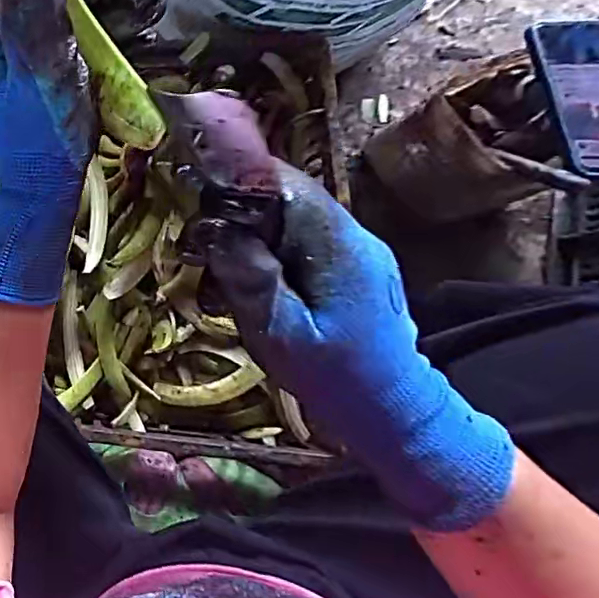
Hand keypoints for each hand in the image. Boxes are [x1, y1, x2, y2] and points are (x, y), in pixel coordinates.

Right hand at [208, 163, 513, 529]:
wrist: (396, 416)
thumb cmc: (337, 380)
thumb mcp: (282, 335)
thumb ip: (251, 279)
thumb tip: (215, 228)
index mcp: (339, 245)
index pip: (285, 183)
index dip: (239, 181)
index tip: (202, 196)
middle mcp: (353, 235)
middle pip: (287, 195)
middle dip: (242, 208)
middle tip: (207, 238)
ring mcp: (356, 249)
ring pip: (292, 216)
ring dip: (256, 228)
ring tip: (227, 258)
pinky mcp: (351, 266)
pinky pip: (303, 237)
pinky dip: (272, 245)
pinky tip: (258, 275)